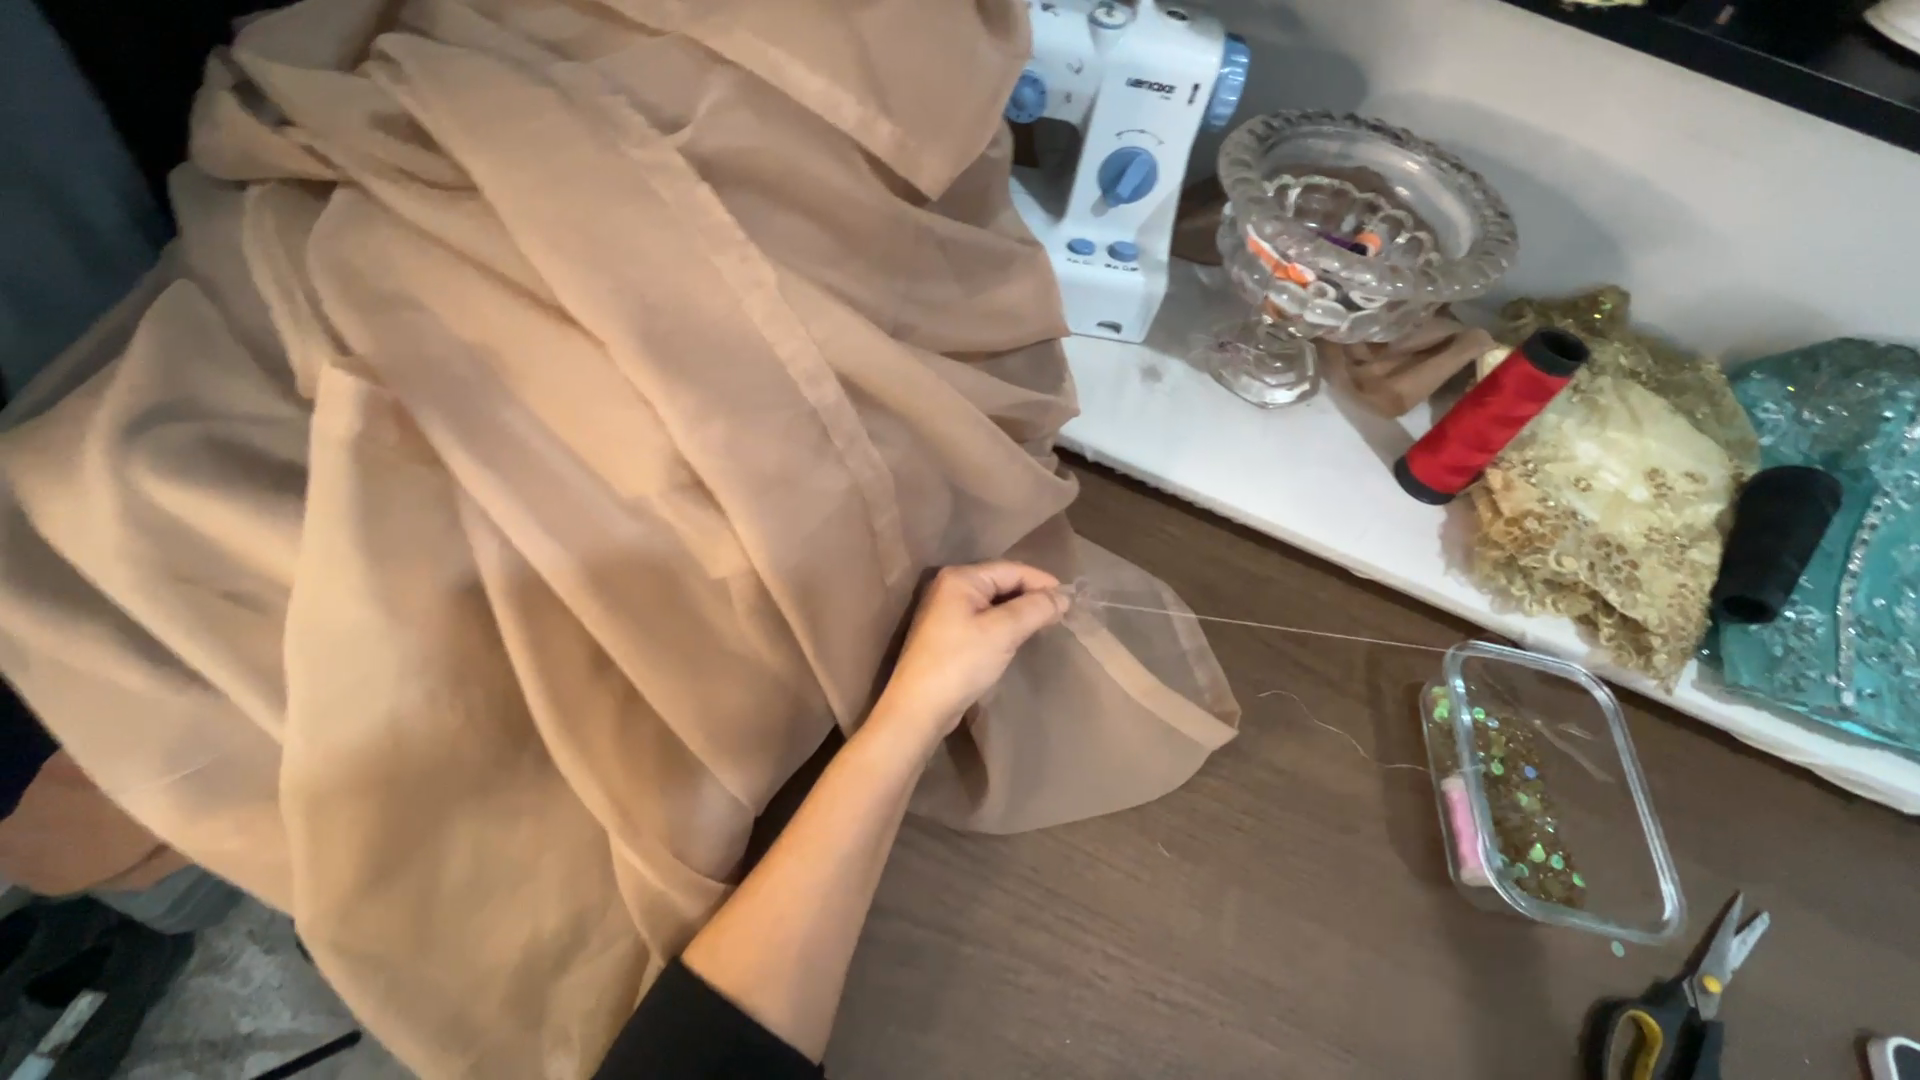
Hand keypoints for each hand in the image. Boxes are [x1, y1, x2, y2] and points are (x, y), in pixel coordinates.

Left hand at [869, 561, 1068, 750]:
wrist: (920, 707)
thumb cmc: (961, 662)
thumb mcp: (1003, 632)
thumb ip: (1035, 608)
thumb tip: (1063, 596)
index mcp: (961, 578)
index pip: (1011, 569)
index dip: (1042, 582)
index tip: (1070, 600)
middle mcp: (950, 588)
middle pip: (1001, 583)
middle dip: (1032, 595)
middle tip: (1061, 613)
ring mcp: (946, 612)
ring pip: (994, 603)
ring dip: (1019, 611)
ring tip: (1046, 624)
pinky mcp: (948, 635)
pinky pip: (984, 620)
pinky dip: (1004, 625)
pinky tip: (1019, 637)